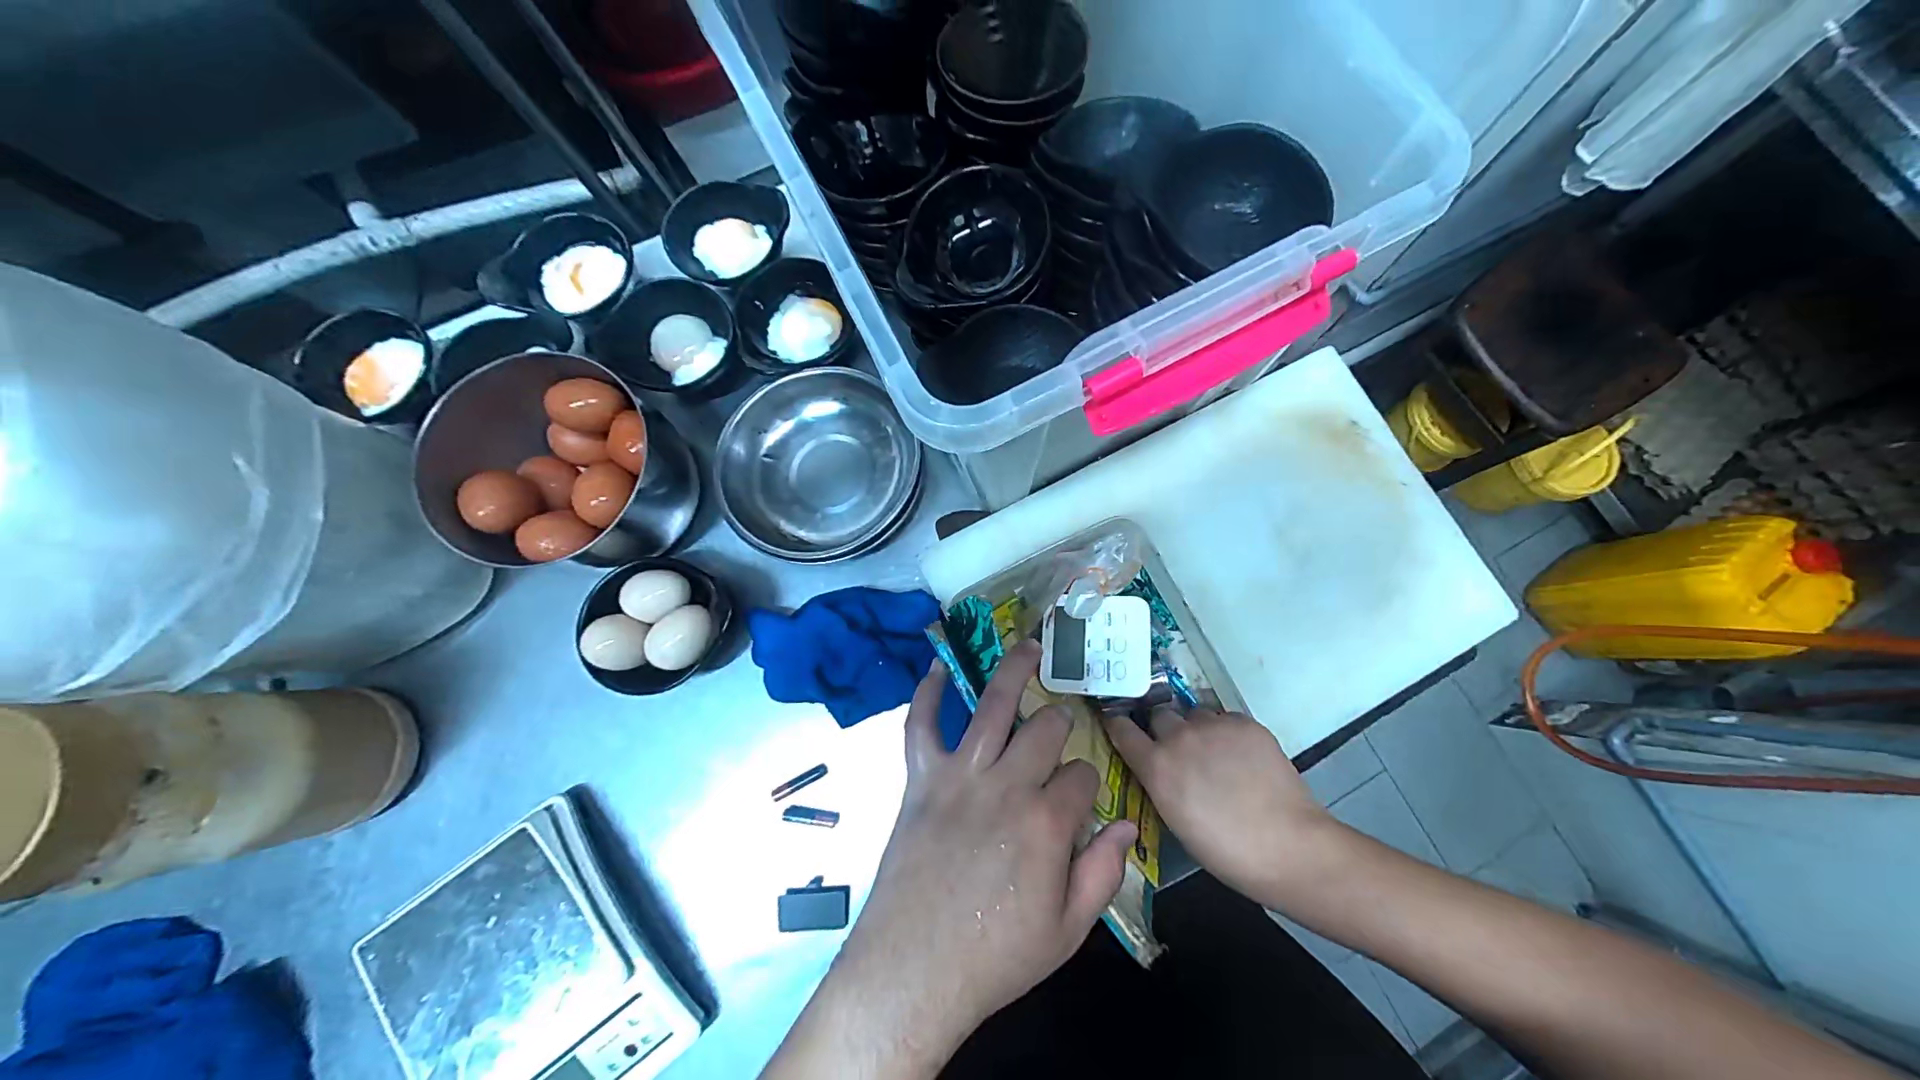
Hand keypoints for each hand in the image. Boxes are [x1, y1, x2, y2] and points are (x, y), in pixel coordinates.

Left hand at [805, 641, 1135, 1073]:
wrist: (914, 971)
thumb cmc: (995, 956)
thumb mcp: (1066, 931)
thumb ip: (1103, 873)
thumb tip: (1125, 825)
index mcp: (1047, 821)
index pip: (1084, 776)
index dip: (1087, 784)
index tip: (1079, 801)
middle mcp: (1006, 785)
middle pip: (1046, 730)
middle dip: (1060, 723)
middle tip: (1060, 726)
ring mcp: (959, 776)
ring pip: (993, 707)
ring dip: (1014, 670)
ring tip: (1029, 645)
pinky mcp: (919, 780)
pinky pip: (920, 725)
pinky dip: (928, 694)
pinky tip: (938, 668)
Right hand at [1104, 706, 1348, 910]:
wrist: (1288, 846)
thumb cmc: (1225, 850)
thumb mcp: (1174, 819)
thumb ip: (1160, 783)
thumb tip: (1162, 770)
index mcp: (1155, 766)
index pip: (1120, 728)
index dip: (1119, 725)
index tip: (1120, 726)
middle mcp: (1178, 737)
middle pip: (1158, 714)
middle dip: (1162, 728)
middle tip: (1179, 749)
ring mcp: (1214, 726)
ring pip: (1194, 714)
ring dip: (1196, 728)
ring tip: (1215, 753)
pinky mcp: (1245, 723)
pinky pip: (1225, 718)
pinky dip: (1226, 732)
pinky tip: (1241, 755)